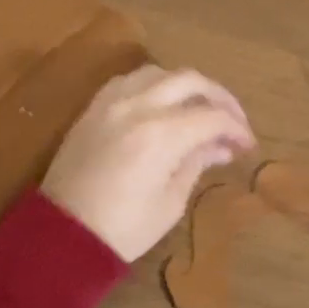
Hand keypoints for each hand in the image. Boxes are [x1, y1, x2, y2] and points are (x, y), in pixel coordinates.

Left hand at [41, 65, 255, 261]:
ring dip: (184, 86)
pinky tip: (161, 106)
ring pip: (158, 72)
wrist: (62, 235)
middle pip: (189, 80)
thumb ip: (196, 164)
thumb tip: (220, 147)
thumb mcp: (170, 202)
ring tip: (198, 110)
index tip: (247, 146)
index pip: (212, 116)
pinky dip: (152, 86)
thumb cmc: (123, 229)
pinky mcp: (91, 109)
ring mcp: (110, 104)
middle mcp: (137, 107)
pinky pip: (128, 81)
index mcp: (161, 134)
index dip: (236, 128)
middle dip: (219, 97)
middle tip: (232, 122)